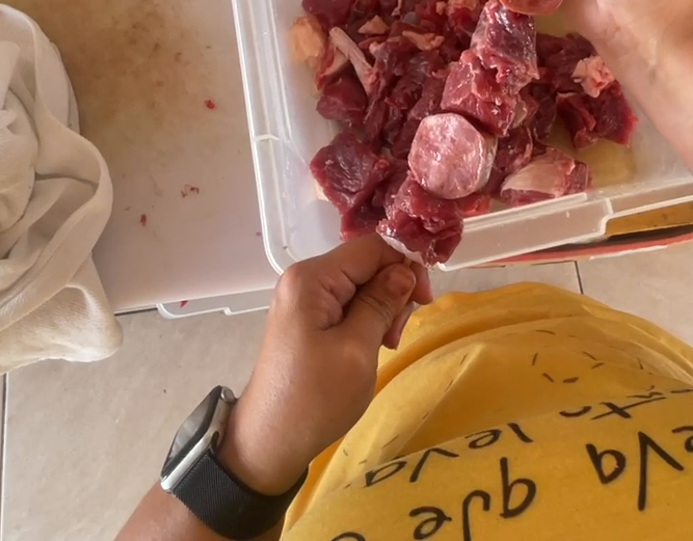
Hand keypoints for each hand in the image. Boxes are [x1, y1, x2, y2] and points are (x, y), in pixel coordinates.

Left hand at [220, 235, 432, 493]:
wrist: (267, 445)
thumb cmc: (314, 399)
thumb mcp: (357, 351)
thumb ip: (381, 303)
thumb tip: (404, 270)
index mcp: (312, 278)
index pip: (372, 246)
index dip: (404, 263)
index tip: (424, 299)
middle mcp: (304, 276)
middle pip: (366, 262)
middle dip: (393, 290)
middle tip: (397, 333)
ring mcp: (303, 296)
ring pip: (360, 282)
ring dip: (382, 306)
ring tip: (386, 343)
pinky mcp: (306, 315)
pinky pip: (347, 300)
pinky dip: (367, 316)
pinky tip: (372, 342)